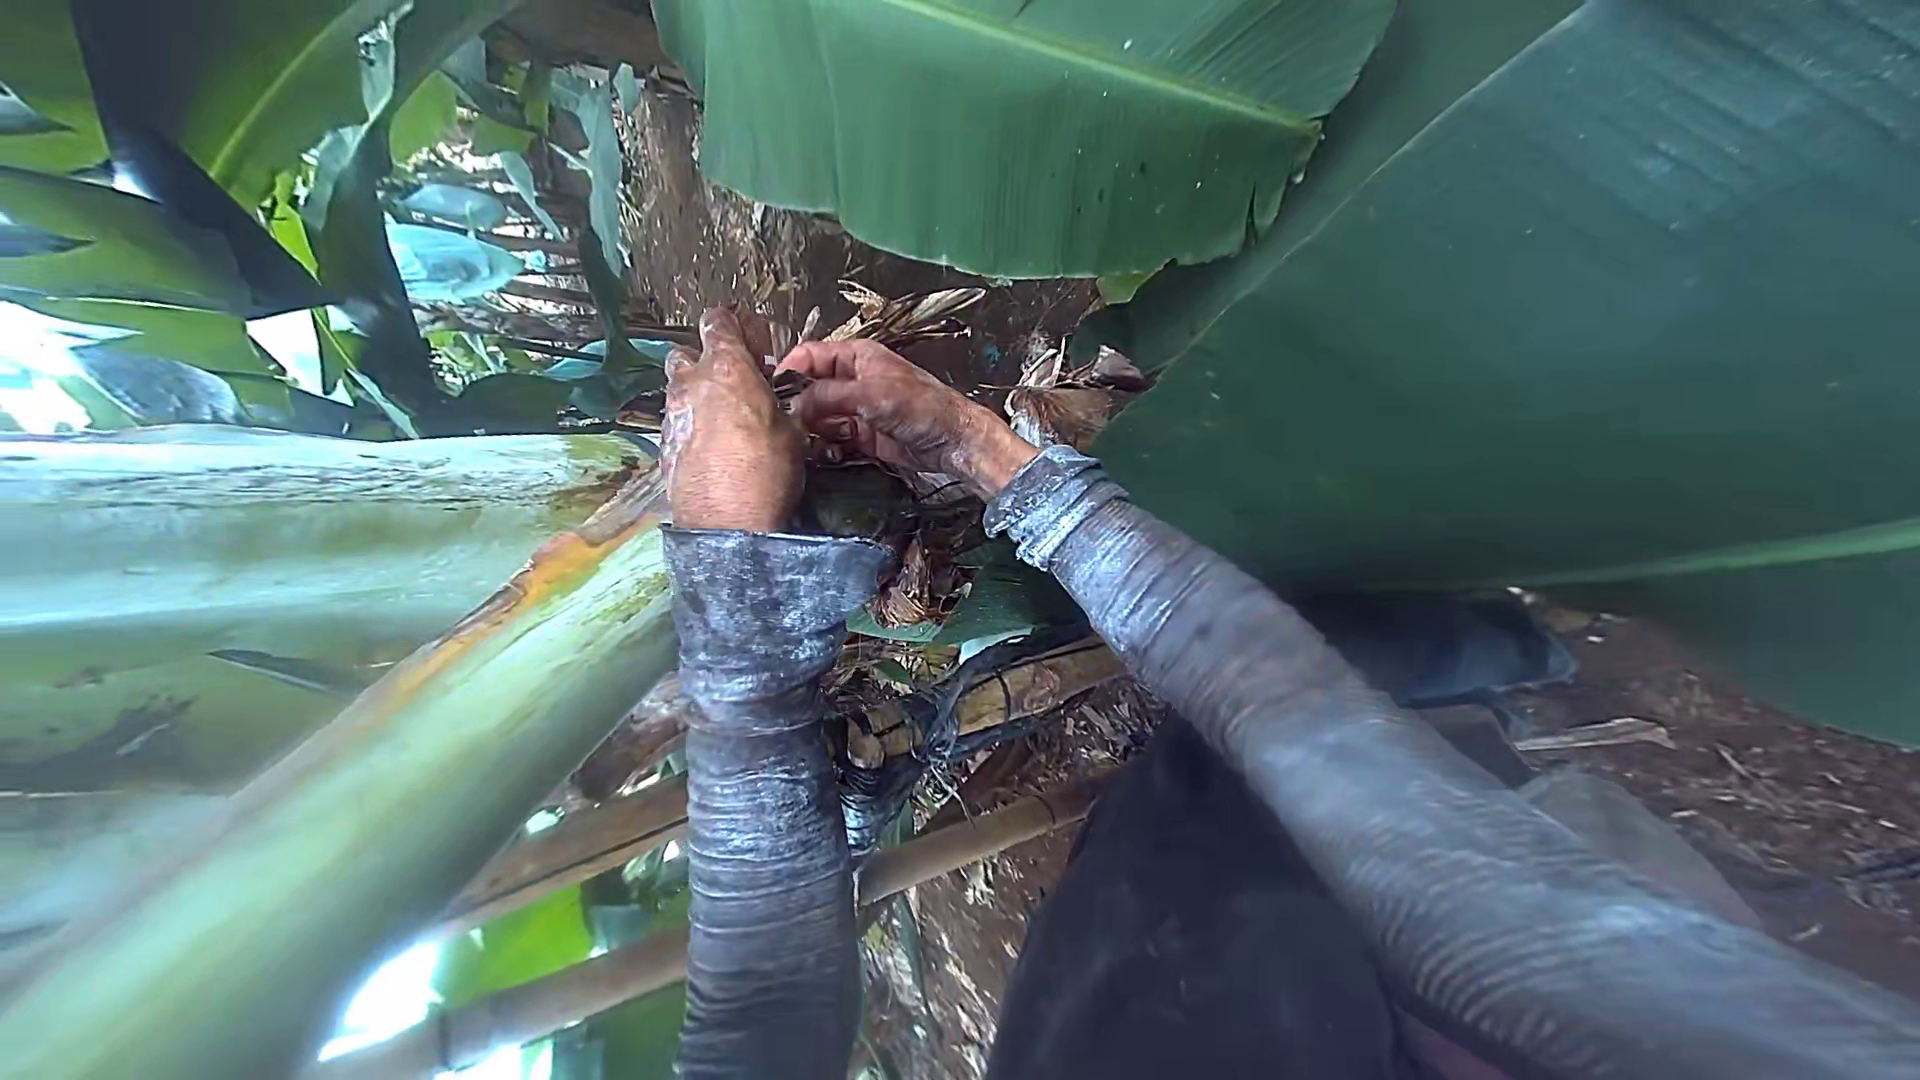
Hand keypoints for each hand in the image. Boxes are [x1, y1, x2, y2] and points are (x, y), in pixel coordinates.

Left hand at [662, 308, 805, 530]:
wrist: (728, 524)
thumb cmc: (765, 474)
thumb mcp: (793, 434)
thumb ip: (779, 406)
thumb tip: (777, 405)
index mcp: (727, 369)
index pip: (718, 321)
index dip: (733, 323)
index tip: (748, 336)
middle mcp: (691, 384)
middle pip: (688, 352)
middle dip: (708, 360)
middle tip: (735, 380)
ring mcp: (672, 414)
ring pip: (680, 387)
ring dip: (699, 393)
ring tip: (725, 417)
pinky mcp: (664, 444)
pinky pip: (678, 420)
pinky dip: (693, 424)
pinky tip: (714, 445)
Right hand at [777, 339, 1038, 498]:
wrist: (951, 441)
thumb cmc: (921, 407)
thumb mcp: (871, 394)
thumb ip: (829, 395)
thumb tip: (794, 404)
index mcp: (855, 357)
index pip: (809, 356)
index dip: (789, 371)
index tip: (773, 392)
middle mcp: (852, 380)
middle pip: (810, 388)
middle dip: (798, 404)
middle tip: (786, 424)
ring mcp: (856, 409)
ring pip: (819, 416)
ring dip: (810, 428)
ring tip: (803, 440)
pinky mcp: (862, 436)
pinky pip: (833, 438)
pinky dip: (825, 445)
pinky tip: (823, 452)